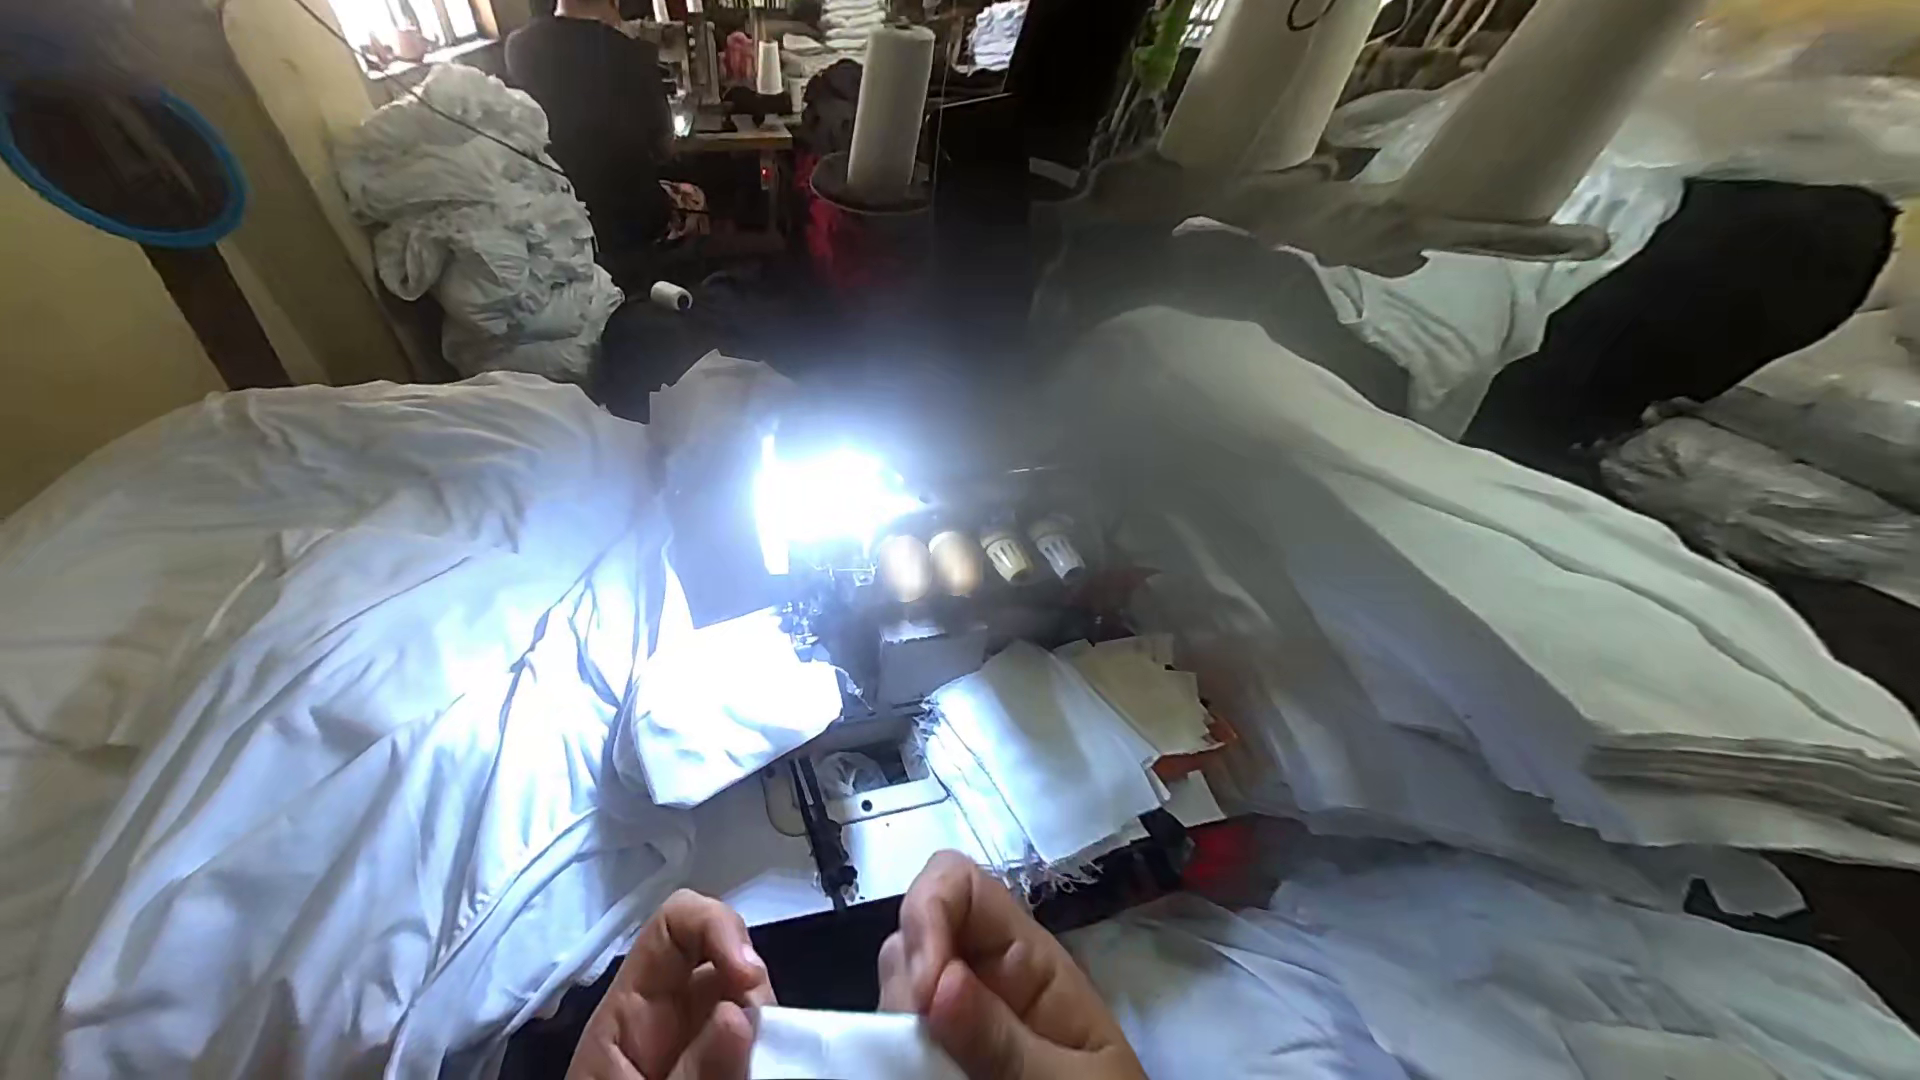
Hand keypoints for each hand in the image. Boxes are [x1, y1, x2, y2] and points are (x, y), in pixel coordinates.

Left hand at [566, 890, 774, 1079]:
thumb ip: (689, 1076)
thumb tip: (740, 1012)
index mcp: (630, 1013)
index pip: (676, 924)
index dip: (717, 926)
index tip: (748, 977)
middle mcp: (668, 1013)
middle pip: (726, 955)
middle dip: (753, 989)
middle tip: (765, 1049)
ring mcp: (697, 1039)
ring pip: (749, 997)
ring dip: (768, 1027)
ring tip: (759, 1071)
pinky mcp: (723, 1065)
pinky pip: (756, 1037)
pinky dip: (773, 1051)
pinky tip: (767, 1071)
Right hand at [878, 852, 1146, 1079]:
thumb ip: (1007, 1041)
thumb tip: (940, 984)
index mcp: (1026, 955)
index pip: (963, 884)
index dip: (931, 909)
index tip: (926, 988)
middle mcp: (984, 969)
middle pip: (920, 923)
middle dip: (909, 970)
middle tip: (918, 1042)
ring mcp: (956, 1008)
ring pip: (900, 974)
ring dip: (897, 1012)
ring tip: (920, 1066)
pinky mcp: (937, 1049)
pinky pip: (896, 1024)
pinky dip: (891, 1044)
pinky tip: (908, 1068)